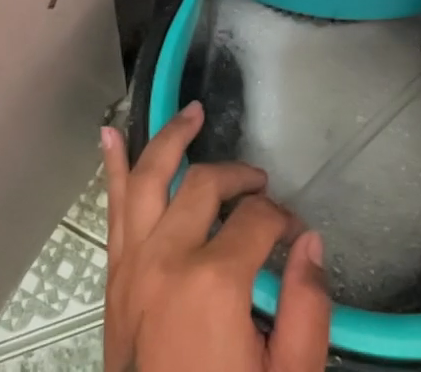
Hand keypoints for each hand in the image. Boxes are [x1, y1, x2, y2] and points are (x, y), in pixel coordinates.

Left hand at [100, 102, 330, 371]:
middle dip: (238, 177)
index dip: (282, 219)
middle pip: (204, 187)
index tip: (294, 233)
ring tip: (190, 113)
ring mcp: (133, 263)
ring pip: (148, 179)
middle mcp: (167, 258)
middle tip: (260, 183)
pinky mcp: (115, 275)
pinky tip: (109, 136)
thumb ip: (308, 308)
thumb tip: (310, 242)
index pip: (257, 220)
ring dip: (169, 140)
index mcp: (215, 281)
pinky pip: (112, 208)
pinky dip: (111, 167)